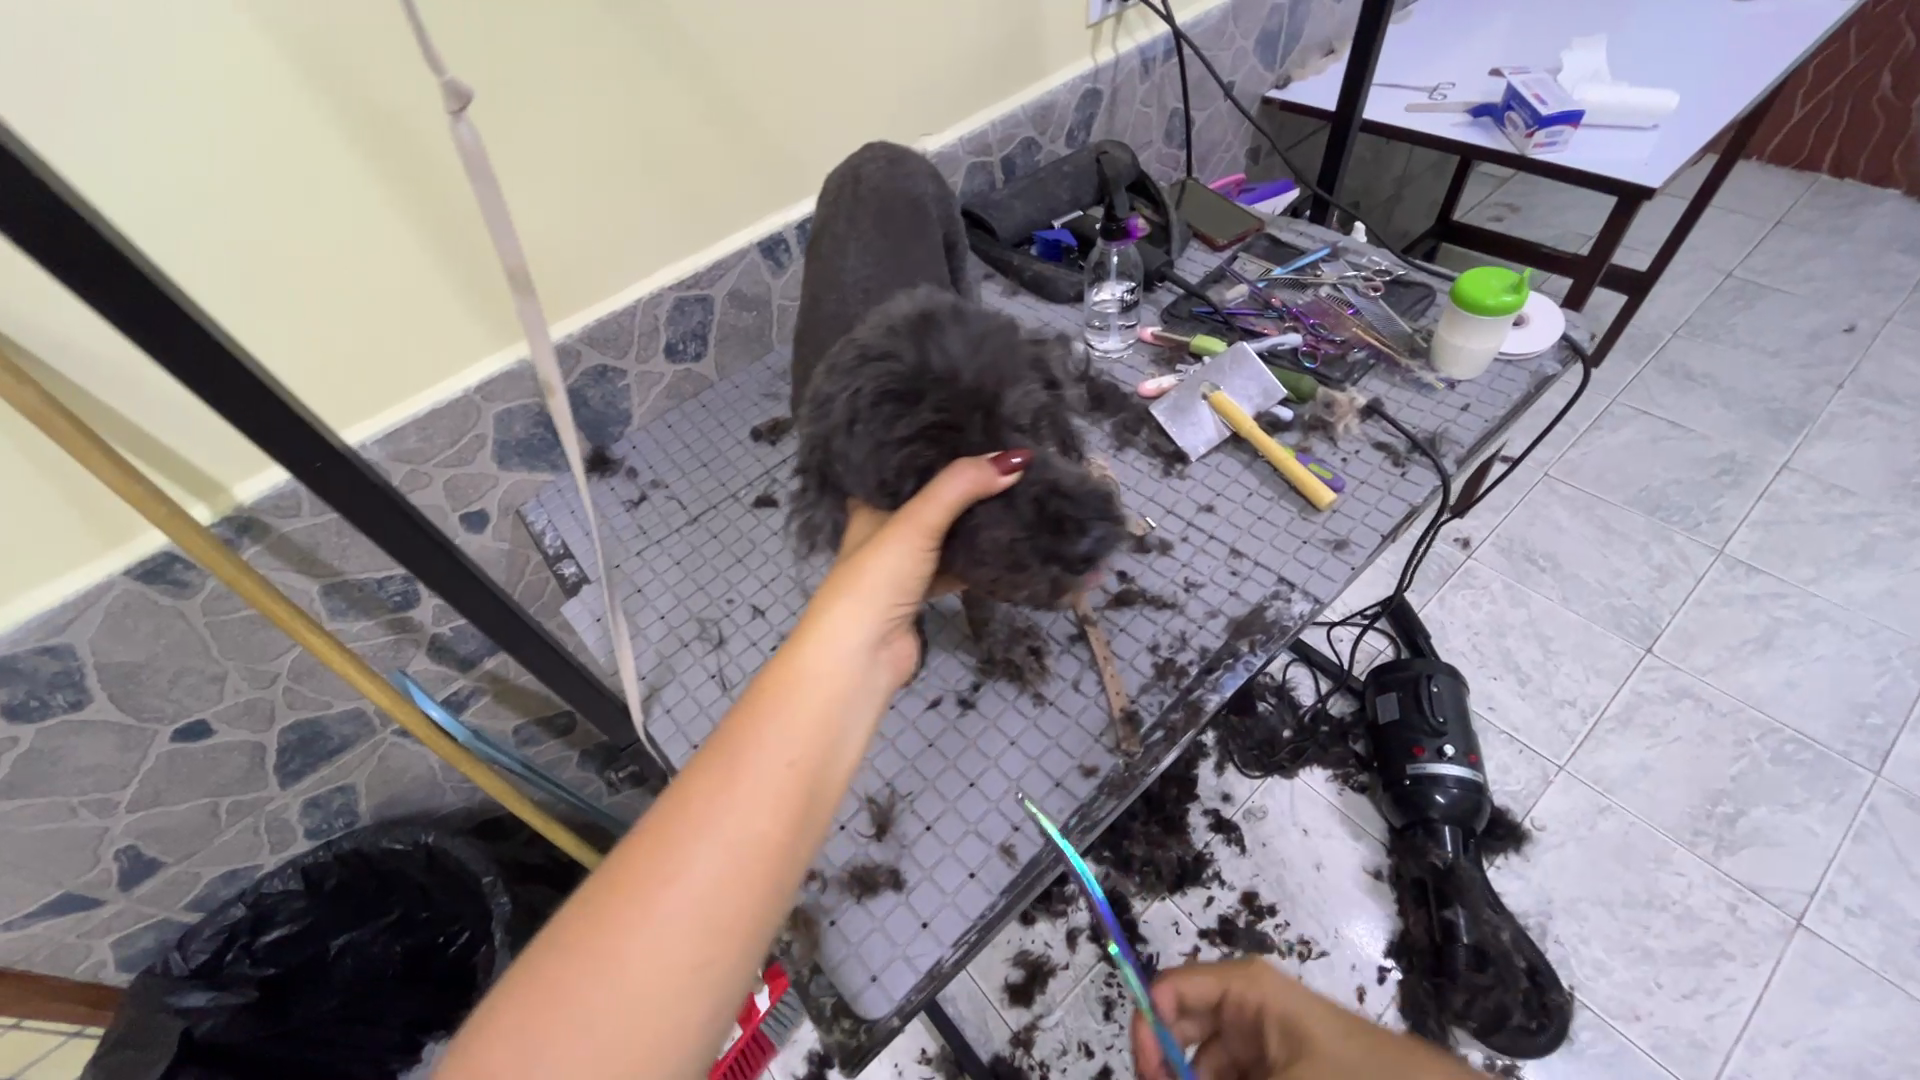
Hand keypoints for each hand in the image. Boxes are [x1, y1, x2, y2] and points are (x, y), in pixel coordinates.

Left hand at [812, 450, 1030, 684]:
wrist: (861, 656)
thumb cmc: (877, 578)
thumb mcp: (917, 521)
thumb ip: (961, 486)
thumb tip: (1016, 457)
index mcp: (870, 504)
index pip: (904, 466)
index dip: (936, 448)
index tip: (976, 429)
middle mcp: (884, 530)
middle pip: (930, 499)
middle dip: (964, 486)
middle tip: (1007, 462)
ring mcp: (903, 565)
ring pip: (945, 534)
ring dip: (974, 523)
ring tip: (1015, 492)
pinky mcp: (921, 595)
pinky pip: (955, 567)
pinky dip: (976, 559)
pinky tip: (1006, 543)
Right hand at [1132, 959, 1478, 1079]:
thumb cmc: (1354, 1076)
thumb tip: (1158, 1077)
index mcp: (1241, 989)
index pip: (1167, 992)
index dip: (1146, 1031)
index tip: (1148, 1077)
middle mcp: (1241, 1009)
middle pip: (1177, 1034)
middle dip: (1167, 1069)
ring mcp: (1259, 1046)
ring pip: (1204, 1067)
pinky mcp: (1277, 1074)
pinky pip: (1229, 1078)